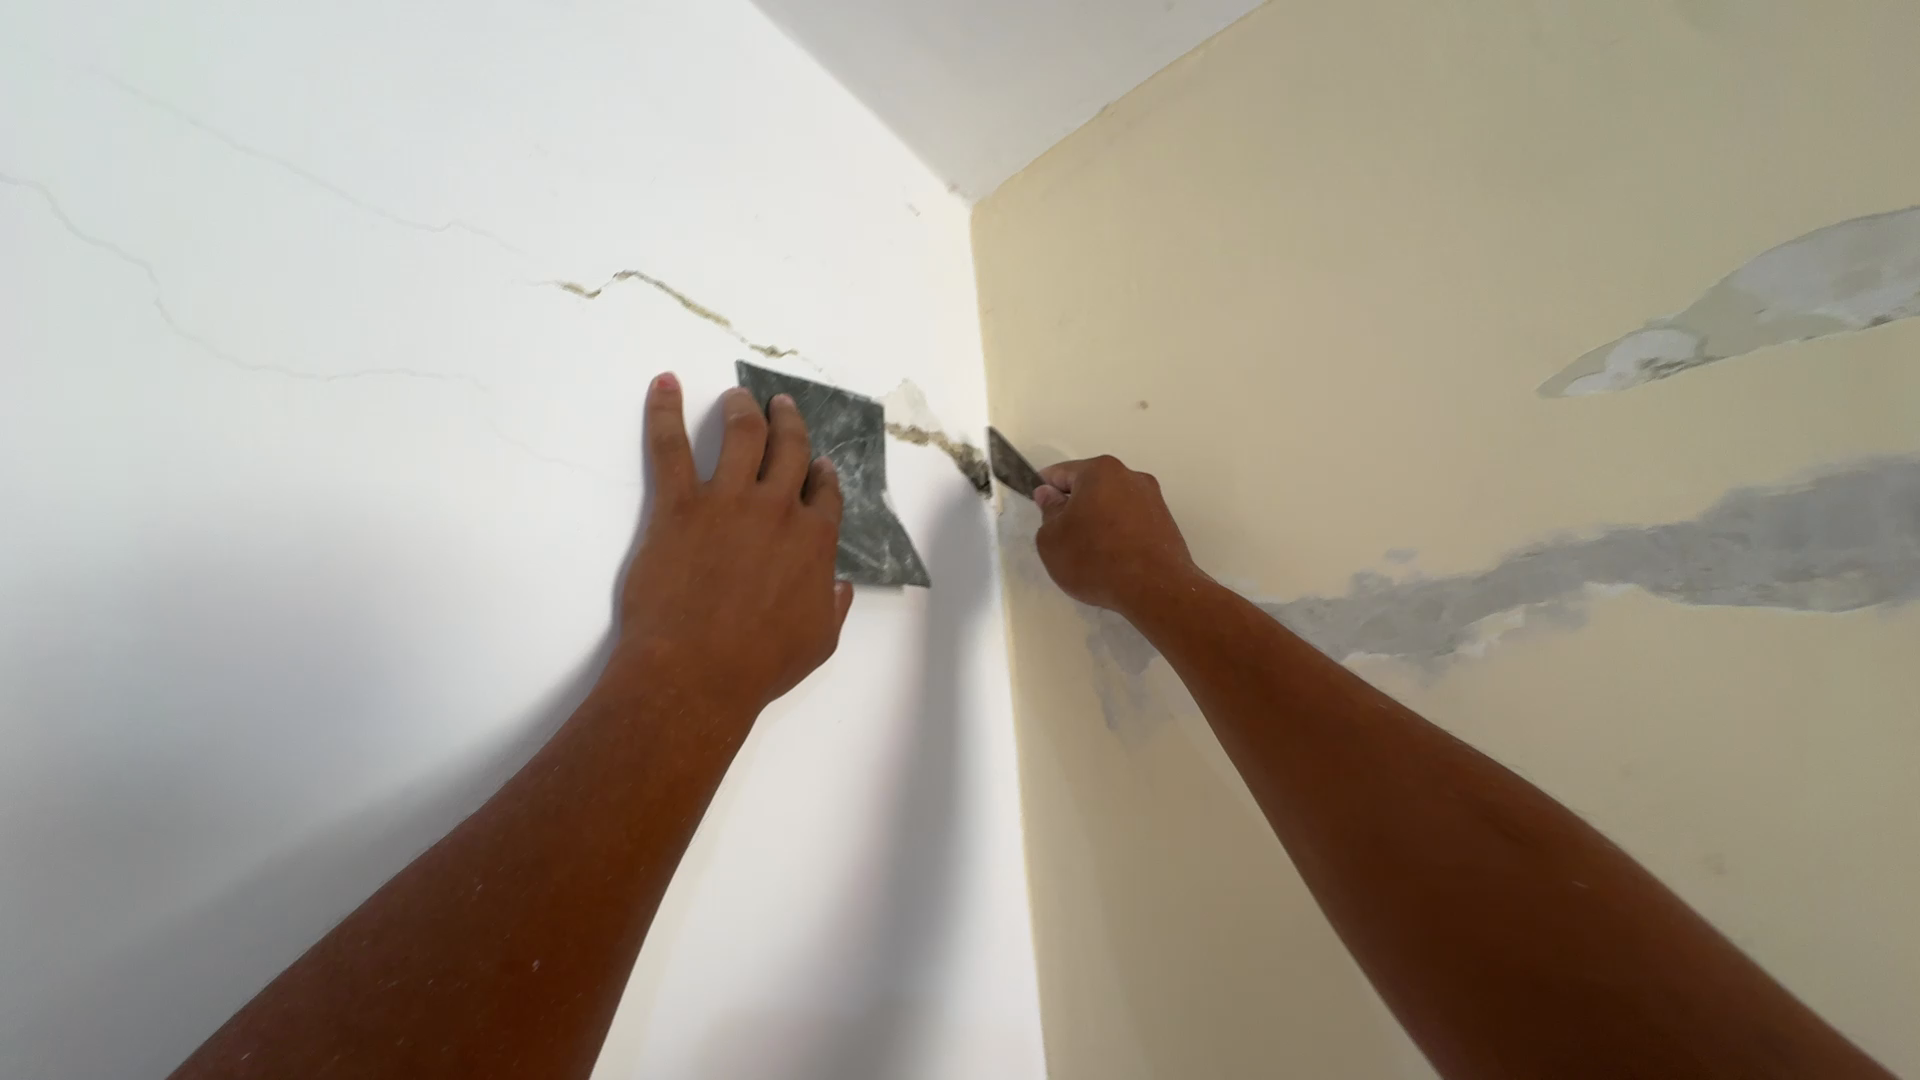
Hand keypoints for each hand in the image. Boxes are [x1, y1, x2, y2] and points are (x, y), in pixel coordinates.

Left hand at [618, 373, 853, 713]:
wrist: (699, 671)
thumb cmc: (762, 663)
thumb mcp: (820, 640)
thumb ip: (835, 606)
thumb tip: (842, 585)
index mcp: (815, 539)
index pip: (824, 492)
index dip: (822, 474)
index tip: (819, 463)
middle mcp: (779, 508)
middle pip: (790, 450)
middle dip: (790, 423)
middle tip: (782, 405)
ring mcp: (729, 501)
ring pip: (742, 436)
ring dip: (743, 409)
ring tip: (739, 396)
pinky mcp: (679, 504)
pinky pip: (670, 446)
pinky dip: (665, 411)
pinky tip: (665, 384)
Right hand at [1033, 455, 1203, 619]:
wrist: (1155, 590)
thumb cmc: (1095, 559)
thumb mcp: (1052, 539)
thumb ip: (1047, 512)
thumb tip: (1050, 495)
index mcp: (1100, 471)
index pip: (1061, 473)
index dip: (1044, 489)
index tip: (1038, 508)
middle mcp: (1130, 476)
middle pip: (1090, 486)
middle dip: (1074, 506)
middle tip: (1062, 536)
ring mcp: (1152, 499)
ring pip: (1112, 505)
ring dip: (1097, 521)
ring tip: (1089, 553)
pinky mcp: (1166, 523)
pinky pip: (1131, 522)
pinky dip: (1118, 534)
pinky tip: (1112, 559)